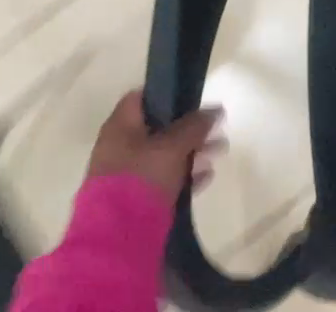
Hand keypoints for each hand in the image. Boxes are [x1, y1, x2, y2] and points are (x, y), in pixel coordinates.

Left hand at [86, 90, 224, 201]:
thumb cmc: (141, 179)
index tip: (193, 99)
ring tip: (219, 152)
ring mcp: (125, 177)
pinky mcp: (134, 202)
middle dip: (190, 128)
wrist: (115, 242)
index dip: (167, 93)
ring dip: (192, 152)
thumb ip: (194, 126)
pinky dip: (184, 176)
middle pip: (158, 129)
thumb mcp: (172, 147)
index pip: (141, 98)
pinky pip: (163, 181)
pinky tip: (207, 177)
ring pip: (163, 156)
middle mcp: (118, 148)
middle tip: (216, 129)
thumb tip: (215, 109)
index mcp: (119, 128)